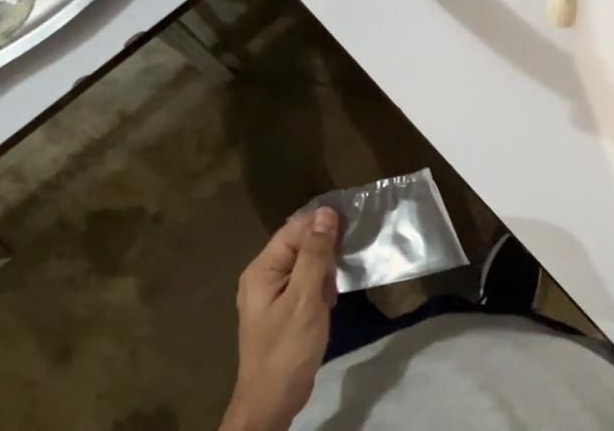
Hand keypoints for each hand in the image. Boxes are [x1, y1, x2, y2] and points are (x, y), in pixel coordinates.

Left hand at [222, 207, 340, 430]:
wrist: (273, 399)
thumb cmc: (288, 347)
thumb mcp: (306, 297)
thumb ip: (315, 253)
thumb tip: (326, 213)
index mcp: (262, 268)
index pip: (294, 229)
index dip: (321, 226)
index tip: (351, 230)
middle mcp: (263, 275)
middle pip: (299, 245)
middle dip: (324, 252)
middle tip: (341, 268)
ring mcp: (271, 294)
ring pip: (304, 265)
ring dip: (323, 272)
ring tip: (333, 290)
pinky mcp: (282, 309)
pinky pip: (304, 284)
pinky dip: (319, 288)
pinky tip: (329, 302)